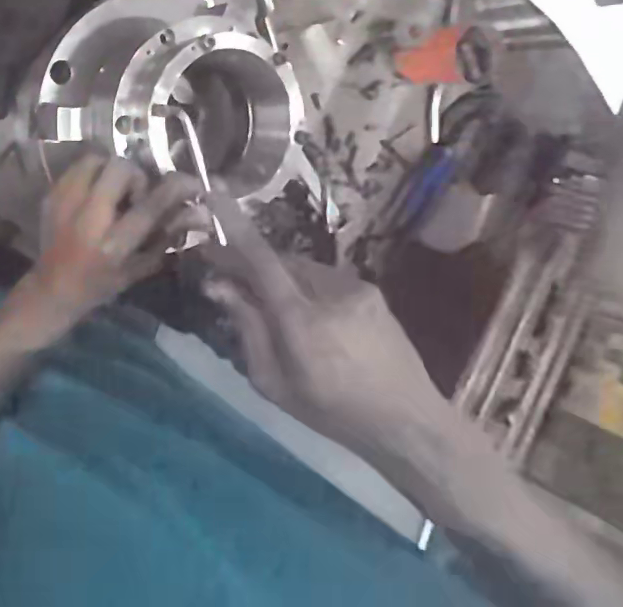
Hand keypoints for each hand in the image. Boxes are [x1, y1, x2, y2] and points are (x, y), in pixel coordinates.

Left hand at [5, 154, 198, 348]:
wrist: (51, 287)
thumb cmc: (100, 283)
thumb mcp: (138, 268)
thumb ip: (166, 238)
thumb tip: (196, 211)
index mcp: (113, 245)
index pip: (148, 207)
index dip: (174, 189)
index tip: (189, 182)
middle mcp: (87, 219)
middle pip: (119, 169)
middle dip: (135, 175)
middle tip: (135, 193)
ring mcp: (64, 203)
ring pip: (95, 159)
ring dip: (110, 169)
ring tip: (113, 188)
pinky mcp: (50, 195)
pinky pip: (76, 168)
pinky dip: (91, 173)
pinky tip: (93, 191)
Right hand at [200, 193, 449, 447]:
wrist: (411, 423)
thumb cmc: (333, 412)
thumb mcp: (274, 383)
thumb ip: (246, 328)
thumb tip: (218, 285)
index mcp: (301, 321)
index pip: (261, 259)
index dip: (234, 227)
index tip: (212, 199)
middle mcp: (329, 291)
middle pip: (276, 259)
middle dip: (248, 263)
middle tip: (228, 277)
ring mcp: (354, 286)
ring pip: (299, 266)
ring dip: (277, 275)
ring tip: (269, 302)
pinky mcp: (369, 289)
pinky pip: (322, 276)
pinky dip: (304, 284)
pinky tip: (307, 312)